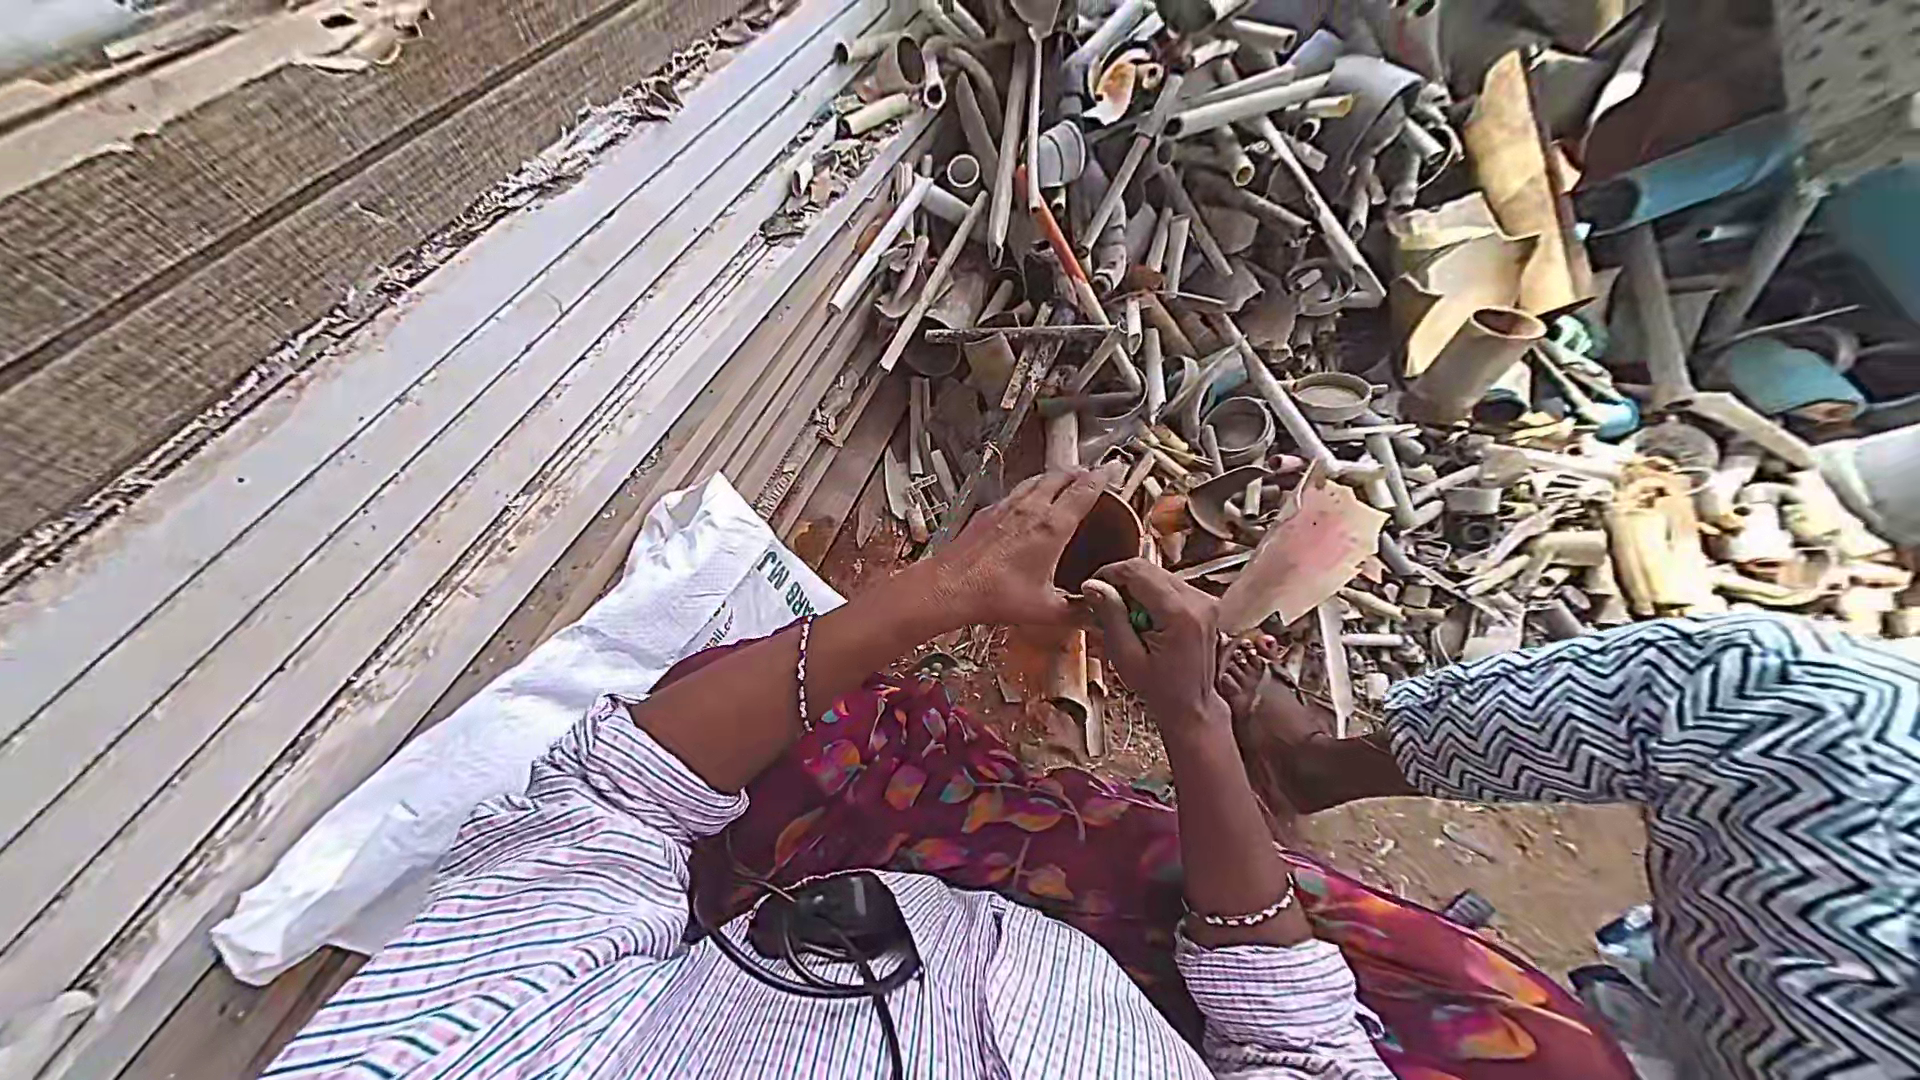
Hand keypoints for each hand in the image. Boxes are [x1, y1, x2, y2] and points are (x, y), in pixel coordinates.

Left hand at [928, 469, 1104, 626]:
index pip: (1084, 491)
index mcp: (1052, 527)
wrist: (951, 586)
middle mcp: (1030, 510)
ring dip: (1054, 476)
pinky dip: (1029, 488)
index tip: (1111, 469)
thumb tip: (1096, 616)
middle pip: (1060, 477)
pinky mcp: (988, 513)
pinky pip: (1015, 491)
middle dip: (1078, 472)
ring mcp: (1007, 508)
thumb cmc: (994, 595)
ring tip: (1063, 479)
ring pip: (1036, 480)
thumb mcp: (1046, 609)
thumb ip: (1077, 612)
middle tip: (1089, 473)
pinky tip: (1026, 499)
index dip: (1101, 477)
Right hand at [1082, 559, 1229, 735]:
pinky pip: (1169, 585)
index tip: (1092, 587)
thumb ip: (1111, 616)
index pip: (1137, 571)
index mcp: (1179, 614)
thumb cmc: (1161, 689)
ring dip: (1135, 588)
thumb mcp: (1126, 656)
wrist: (1193, 706)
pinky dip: (1150, 595)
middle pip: (1148, 568)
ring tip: (1125, 616)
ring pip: (1157, 574)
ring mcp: (1205, 601)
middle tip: (1104, 603)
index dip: (1109, 574)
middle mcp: (1198, 601)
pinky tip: (1143, 618)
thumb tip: (1093, 585)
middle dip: (1121, 581)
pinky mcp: (1205, 604)